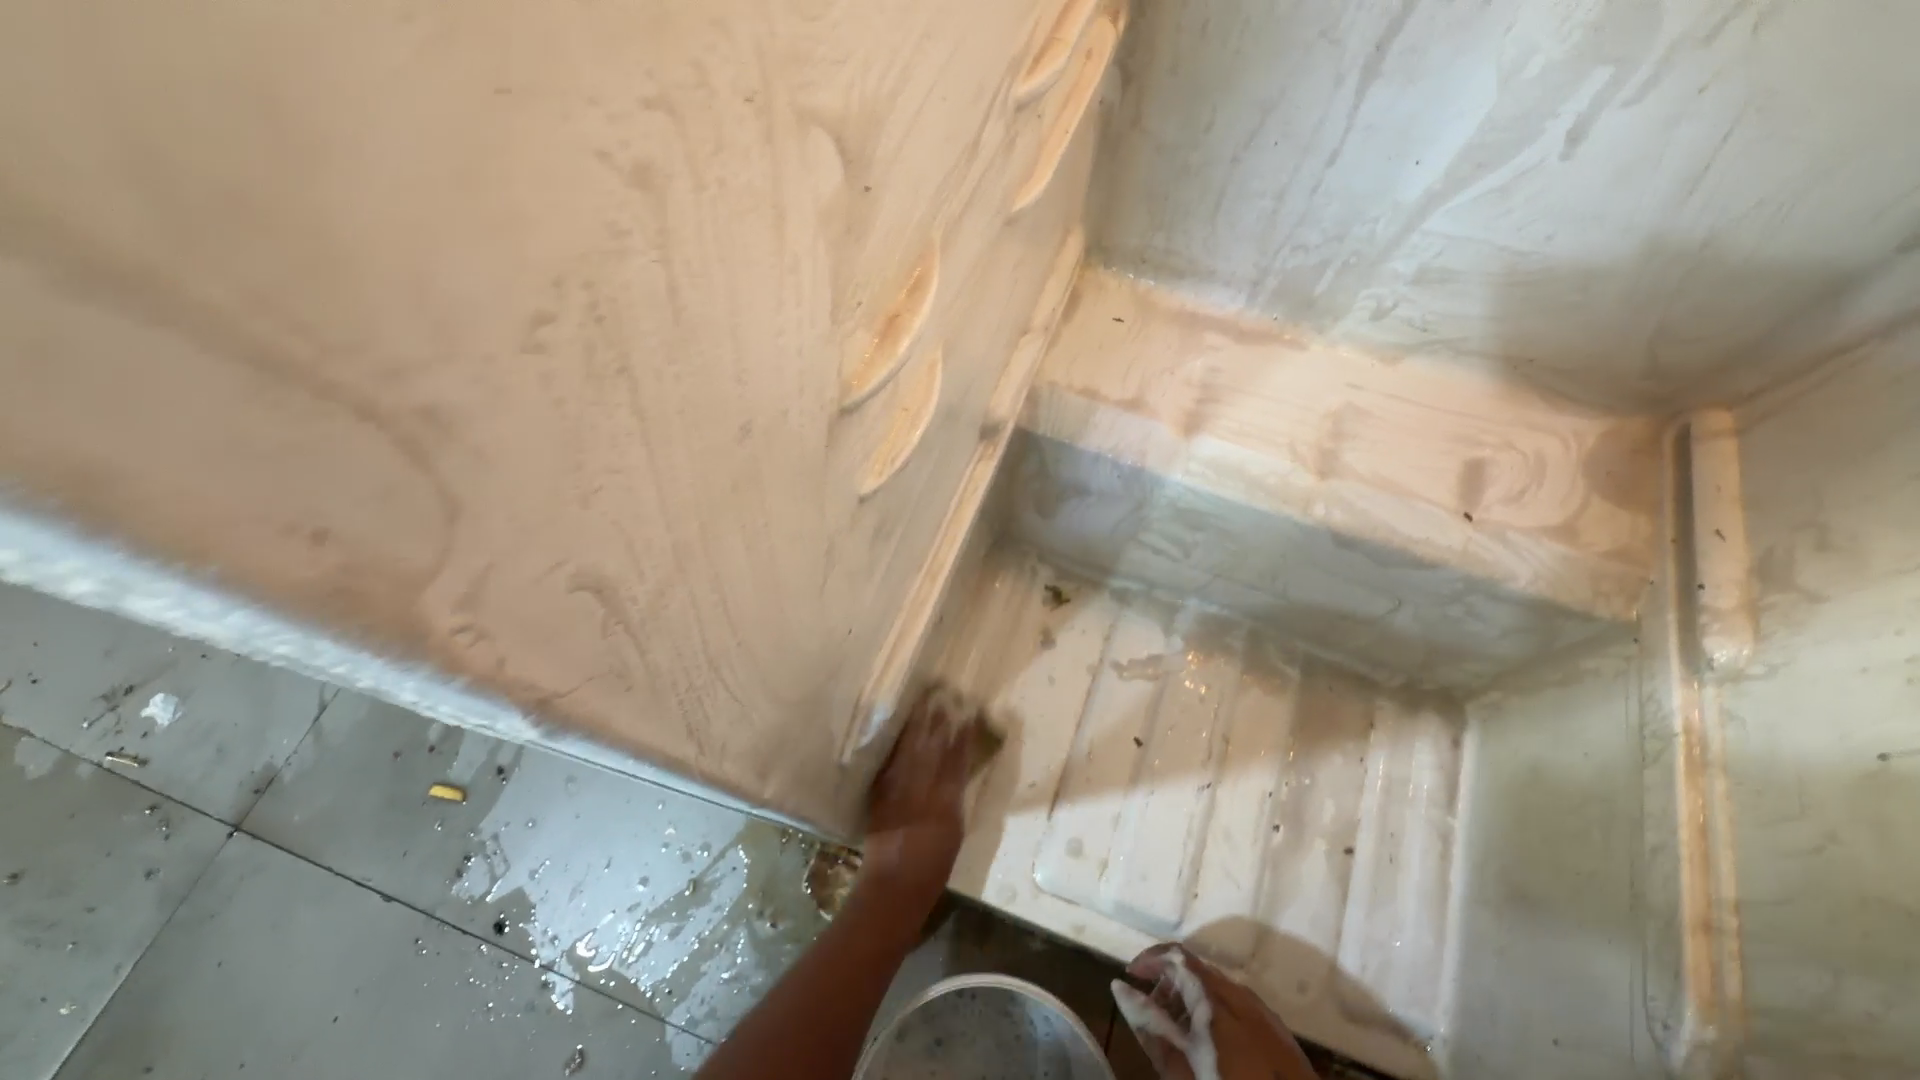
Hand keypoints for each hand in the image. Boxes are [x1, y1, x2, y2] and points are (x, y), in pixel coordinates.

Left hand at [859, 685, 980, 911]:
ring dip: (915, 732)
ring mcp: (898, 795)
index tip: (965, 716)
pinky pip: (888, 770)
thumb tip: (951, 781)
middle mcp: (923, 794)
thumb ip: (952, 805)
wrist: (893, 890)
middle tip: (939, 700)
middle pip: (930, 753)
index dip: (961, 739)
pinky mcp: (879, 801)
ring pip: (908, 756)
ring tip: (920, 710)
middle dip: (935, 726)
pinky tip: (897, 740)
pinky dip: (894, 753)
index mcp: (947, 805)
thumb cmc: (931, 871)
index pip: (956, 763)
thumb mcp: (953, 835)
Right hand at [1112, 944, 1319, 1079]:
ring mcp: (1261, 1011)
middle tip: (1148, 1013)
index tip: (1129, 978)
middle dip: (1167, 983)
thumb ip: (1150, 1025)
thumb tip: (1120, 988)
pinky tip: (1207, 1044)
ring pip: (1216, 988)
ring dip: (1189, 999)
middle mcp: (1239, 993)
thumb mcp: (1182, 1067)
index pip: (1177, 955)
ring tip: (1174, 1033)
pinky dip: (1212, 1012)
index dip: (1149, 960)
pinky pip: (1235, 1005)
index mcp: (1215, 996)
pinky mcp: (1274, 1030)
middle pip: (1196, 970)